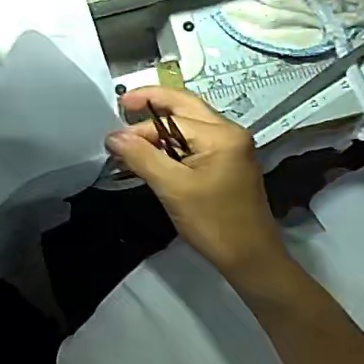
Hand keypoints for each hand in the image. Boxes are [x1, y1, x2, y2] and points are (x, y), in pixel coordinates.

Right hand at [104, 87, 288, 276]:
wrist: (251, 259)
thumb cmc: (214, 224)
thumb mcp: (173, 189)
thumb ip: (142, 157)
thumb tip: (113, 136)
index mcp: (221, 134)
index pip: (171, 119)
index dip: (139, 129)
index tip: (112, 142)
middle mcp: (230, 132)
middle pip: (185, 106)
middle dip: (153, 104)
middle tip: (123, 104)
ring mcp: (231, 147)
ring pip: (189, 124)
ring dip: (160, 127)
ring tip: (131, 136)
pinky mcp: (228, 162)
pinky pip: (195, 142)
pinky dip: (172, 144)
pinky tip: (152, 154)